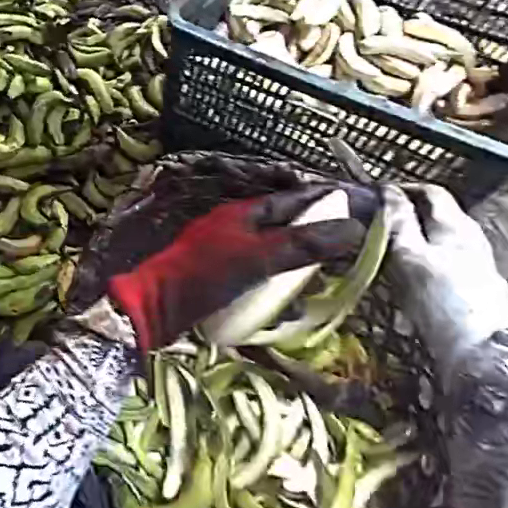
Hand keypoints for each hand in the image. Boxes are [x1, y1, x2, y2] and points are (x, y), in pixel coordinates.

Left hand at [107, 185, 373, 351]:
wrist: (155, 307)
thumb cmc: (206, 276)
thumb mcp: (260, 258)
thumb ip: (303, 244)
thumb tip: (351, 229)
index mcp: (240, 214)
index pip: (289, 201)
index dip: (318, 203)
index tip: (349, 208)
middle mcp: (231, 229)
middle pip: (280, 228)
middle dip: (310, 237)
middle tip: (341, 251)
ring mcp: (221, 254)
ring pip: (267, 253)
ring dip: (291, 265)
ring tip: (317, 278)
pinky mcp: (215, 279)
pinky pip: (253, 277)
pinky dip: (272, 285)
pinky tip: (283, 302)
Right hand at [383, 184, 507, 380]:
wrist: (481, 352)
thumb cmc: (439, 300)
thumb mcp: (409, 257)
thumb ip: (398, 223)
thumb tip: (388, 192)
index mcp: (456, 226)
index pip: (431, 192)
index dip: (404, 189)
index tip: (377, 195)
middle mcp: (474, 238)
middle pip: (442, 213)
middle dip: (413, 211)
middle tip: (382, 221)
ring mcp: (482, 263)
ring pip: (449, 236)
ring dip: (423, 234)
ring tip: (398, 246)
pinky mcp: (484, 286)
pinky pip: (454, 257)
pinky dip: (434, 254)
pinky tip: (421, 272)